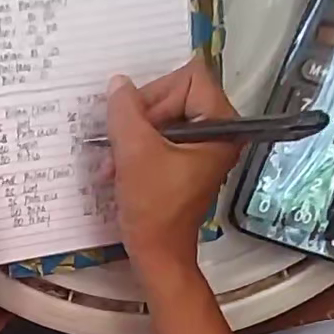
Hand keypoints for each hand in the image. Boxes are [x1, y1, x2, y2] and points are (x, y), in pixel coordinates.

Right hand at [104, 59, 241, 281]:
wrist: (157, 255)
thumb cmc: (153, 208)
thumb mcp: (134, 153)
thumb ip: (125, 111)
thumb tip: (118, 84)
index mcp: (221, 125)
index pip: (188, 78)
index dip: (155, 97)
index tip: (137, 127)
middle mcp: (218, 132)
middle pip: (173, 96)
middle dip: (140, 121)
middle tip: (118, 146)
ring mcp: (201, 149)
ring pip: (161, 120)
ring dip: (132, 138)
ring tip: (113, 163)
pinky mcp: (185, 164)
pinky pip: (159, 140)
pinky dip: (136, 151)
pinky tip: (118, 170)